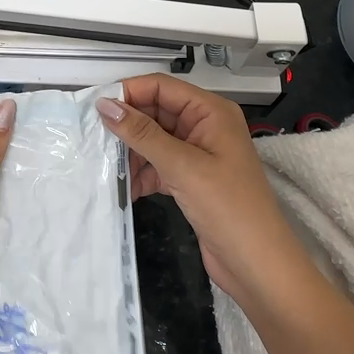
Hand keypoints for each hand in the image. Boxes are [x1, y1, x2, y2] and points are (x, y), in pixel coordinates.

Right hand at [96, 75, 289, 297]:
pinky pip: (157, 164)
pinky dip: (142, 173)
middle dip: (127, 126)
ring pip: (153, 139)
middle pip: (155, 112)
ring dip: (131, 153)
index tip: (95, 109)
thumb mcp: (182, 166)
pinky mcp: (191, 178)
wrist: (258, 265)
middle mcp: (204, 126)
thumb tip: (104, 105)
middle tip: (95, 140)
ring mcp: (197, 153)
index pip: (161, 87)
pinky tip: (127, 189)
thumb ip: (141, 133)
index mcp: (210, 112)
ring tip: (109, 168)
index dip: (128, 92)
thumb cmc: (228, 207)